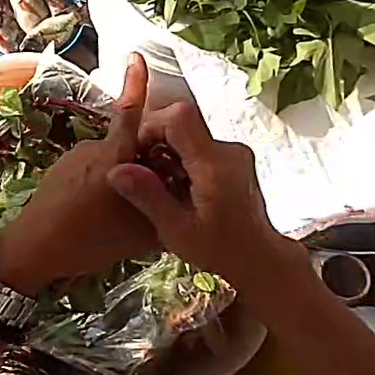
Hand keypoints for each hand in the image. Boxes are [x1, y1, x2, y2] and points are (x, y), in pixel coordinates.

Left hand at [0, 55, 154, 295]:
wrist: (34, 248)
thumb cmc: (90, 240)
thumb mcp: (142, 232)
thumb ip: (165, 205)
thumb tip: (181, 192)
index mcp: (114, 157)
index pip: (130, 113)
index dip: (135, 85)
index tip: (135, 56)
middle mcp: (92, 150)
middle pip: (129, 143)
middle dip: (145, 160)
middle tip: (154, 192)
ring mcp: (72, 159)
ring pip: (109, 160)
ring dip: (122, 176)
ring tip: (123, 214)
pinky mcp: (59, 170)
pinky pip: (90, 170)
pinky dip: (101, 184)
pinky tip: (99, 213)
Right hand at [104, 96, 304, 296]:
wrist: (258, 256)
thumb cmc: (217, 248)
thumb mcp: (175, 229)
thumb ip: (148, 196)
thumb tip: (115, 169)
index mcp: (214, 166)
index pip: (179, 118)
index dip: (151, 127)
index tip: (138, 153)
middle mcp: (227, 151)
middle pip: (182, 121)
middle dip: (154, 139)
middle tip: (143, 171)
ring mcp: (232, 153)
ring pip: (187, 132)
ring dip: (165, 150)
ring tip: (157, 182)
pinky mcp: (231, 158)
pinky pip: (196, 144)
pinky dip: (177, 157)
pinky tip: (173, 184)